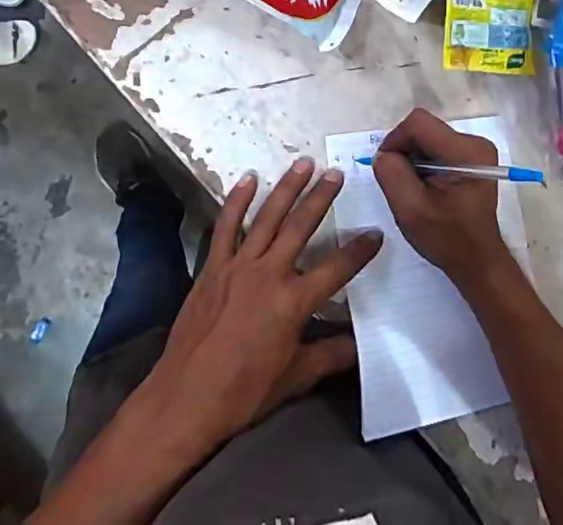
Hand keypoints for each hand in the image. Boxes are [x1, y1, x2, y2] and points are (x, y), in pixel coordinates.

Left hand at [137, 159, 382, 452]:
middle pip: (301, 227)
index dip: (359, 251)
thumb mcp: (295, 378)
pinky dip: (237, 201)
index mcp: (294, 302)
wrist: (186, 398)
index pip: (337, 269)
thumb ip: (330, 356)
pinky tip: (248, 179)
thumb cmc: (245, 392)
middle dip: (321, 198)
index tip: (376, 232)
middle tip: (336, 173)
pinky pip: (227, 226)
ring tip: (303, 164)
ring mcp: (238, 266)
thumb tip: (358, 347)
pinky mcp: (213, 266)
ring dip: (287, 188)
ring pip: (267, 217)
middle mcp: (269, 274)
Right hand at [372, 109, 516, 287]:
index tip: (387, 167)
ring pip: (427, 136)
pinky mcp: (472, 156)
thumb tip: (383, 153)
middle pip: (423, 128)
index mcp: (465, 152)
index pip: (418, 124)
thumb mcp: (409, 208)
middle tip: (401, 182)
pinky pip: (436, 145)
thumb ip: (391, 173)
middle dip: (405, 151)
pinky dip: (424, 162)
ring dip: (413, 157)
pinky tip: (426, 186)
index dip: (395, 140)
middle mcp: (475, 142)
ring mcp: (475, 148)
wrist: (477, 260)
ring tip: (415, 187)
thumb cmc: (446, 238)